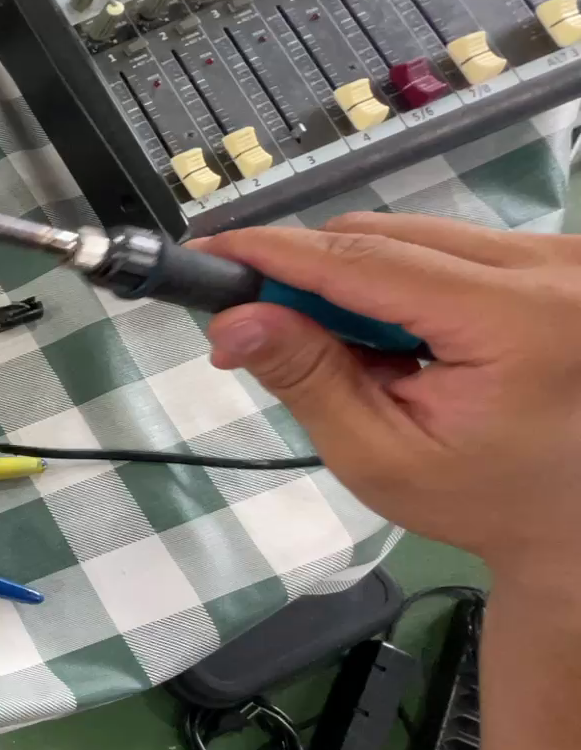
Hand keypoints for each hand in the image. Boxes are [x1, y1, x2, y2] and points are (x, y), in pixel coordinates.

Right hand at [197, 213, 580, 583]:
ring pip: (405, 236)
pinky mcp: (554, 263)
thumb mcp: (370, 450)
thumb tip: (231, 322)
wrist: (576, 513)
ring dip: (338, 282)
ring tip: (325, 348)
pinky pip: (436, 249)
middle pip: (381, 236)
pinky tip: (377, 337)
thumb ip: (305, 378)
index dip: (273, 251)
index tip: (204, 251)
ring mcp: (562, 259)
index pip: (365, 261)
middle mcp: (556, 268)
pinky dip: (379, 284)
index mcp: (519, 320)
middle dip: (298, 274)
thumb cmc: (475, 496)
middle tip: (249, 331)